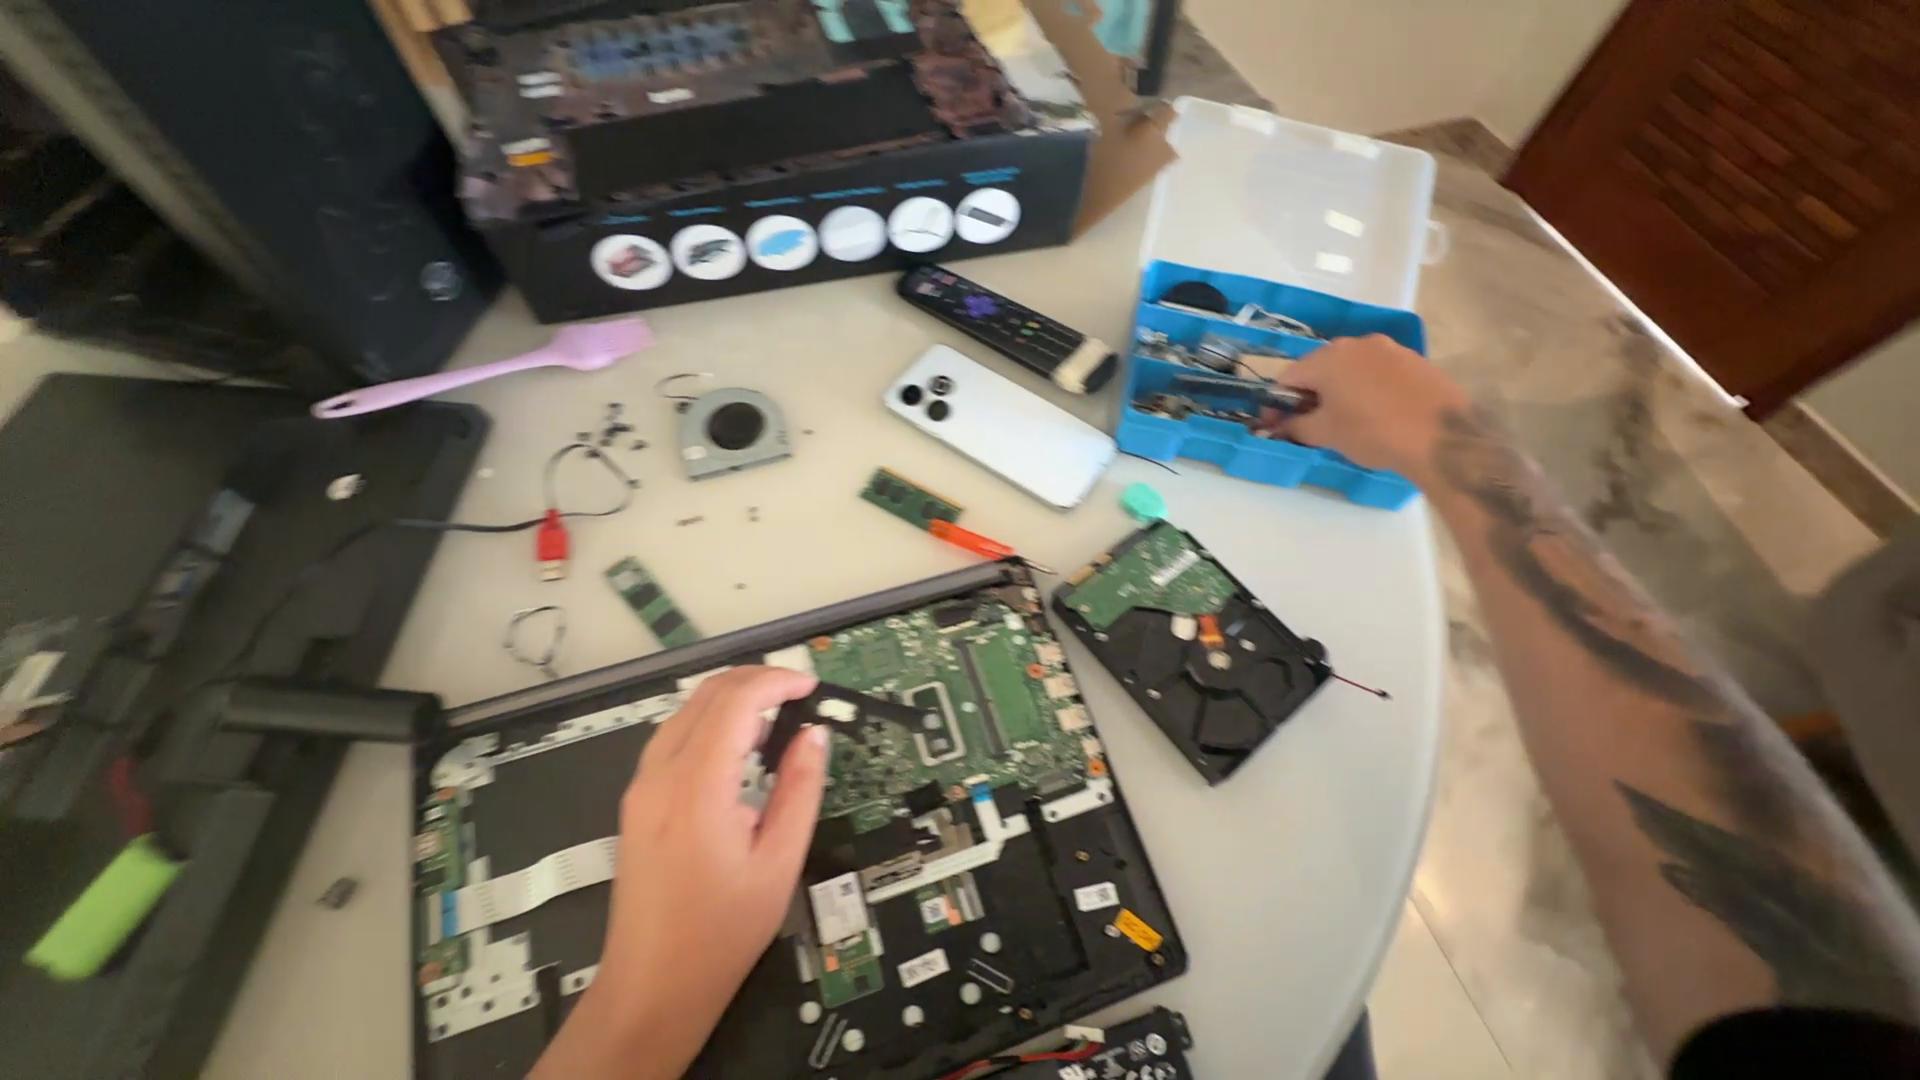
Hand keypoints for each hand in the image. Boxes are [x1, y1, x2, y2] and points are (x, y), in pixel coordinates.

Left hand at [534, 666, 826, 1078]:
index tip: (810, 687)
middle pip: (705, 695)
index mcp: (696, 787)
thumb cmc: (722, 931)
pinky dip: (710, 724)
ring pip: (686, 711)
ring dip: (731, 700)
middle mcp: (659, 775)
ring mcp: (641, 787)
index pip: (735, 702)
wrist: (651, 987)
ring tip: (776, 720)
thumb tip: (815, 736)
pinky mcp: (638, 801)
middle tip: (798, 695)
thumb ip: (800, 789)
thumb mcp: (779, 861)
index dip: (776, 682)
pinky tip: (740, 749)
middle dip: (755, 681)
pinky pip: (674, 738)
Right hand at [1265, 334, 1468, 482]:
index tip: (1278, 425)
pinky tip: (1376, 412)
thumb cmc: (1372, 432)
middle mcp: (1356, 344)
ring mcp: (1389, 348)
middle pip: (1319, 368)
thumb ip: (1294, 426)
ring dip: (1339, 390)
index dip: (1278, 403)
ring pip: (1350, 368)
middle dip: (1309, 394)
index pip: (1287, 377)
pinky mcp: (1414, 359)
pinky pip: (1377, 371)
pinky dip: (1367, 388)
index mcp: (1328, 358)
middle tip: (1310, 423)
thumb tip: (1279, 427)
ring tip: (1346, 418)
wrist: (1441, 436)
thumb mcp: (1324, 434)